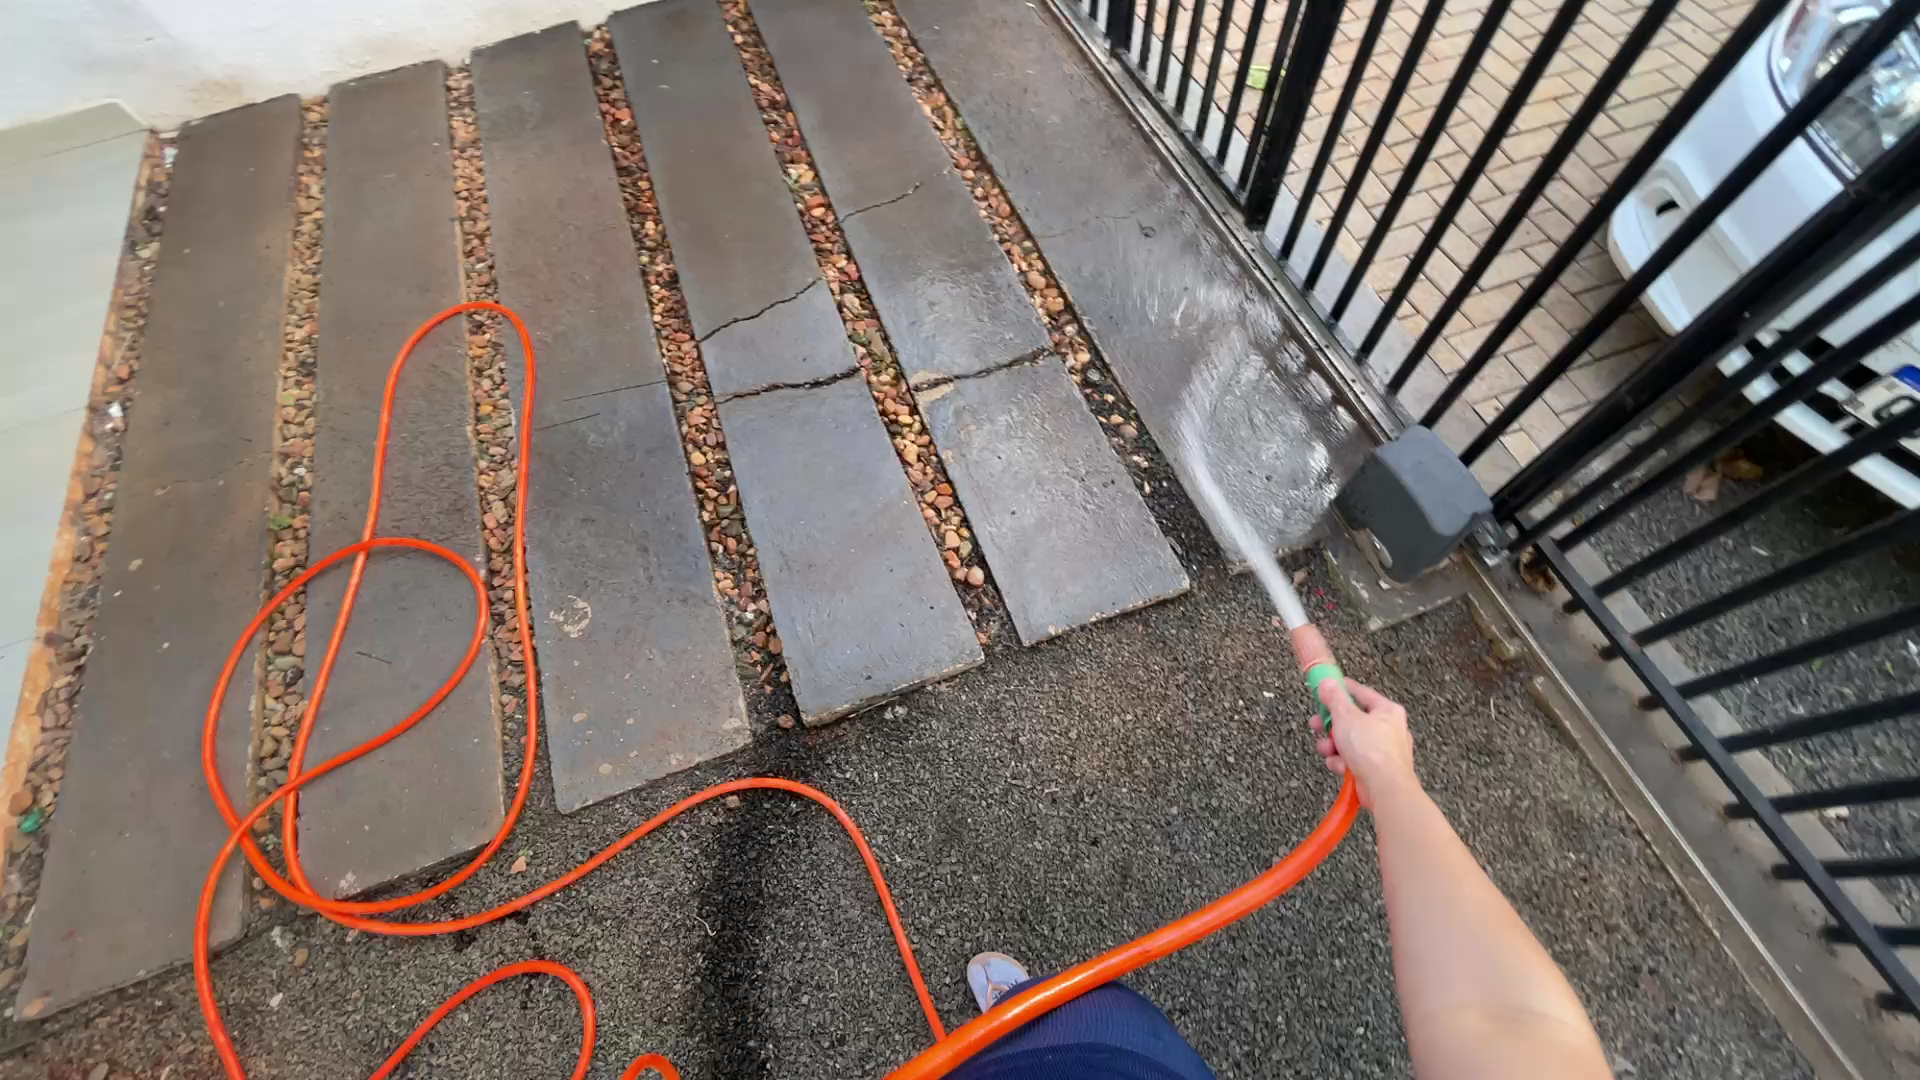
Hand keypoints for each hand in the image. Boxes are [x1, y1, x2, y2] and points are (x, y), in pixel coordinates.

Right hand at [1311, 679, 1416, 807]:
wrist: (1385, 789)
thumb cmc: (1372, 750)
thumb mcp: (1346, 716)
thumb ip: (1334, 698)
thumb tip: (1327, 683)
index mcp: (1386, 711)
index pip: (1359, 692)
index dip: (1339, 690)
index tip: (1322, 688)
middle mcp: (1387, 728)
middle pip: (1350, 719)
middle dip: (1329, 725)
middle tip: (1316, 724)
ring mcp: (1381, 750)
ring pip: (1347, 740)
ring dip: (1332, 746)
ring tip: (1329, 750)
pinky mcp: (1375, 768)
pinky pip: (1351, 758)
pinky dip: (1341, 762)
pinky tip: (1341, 766)